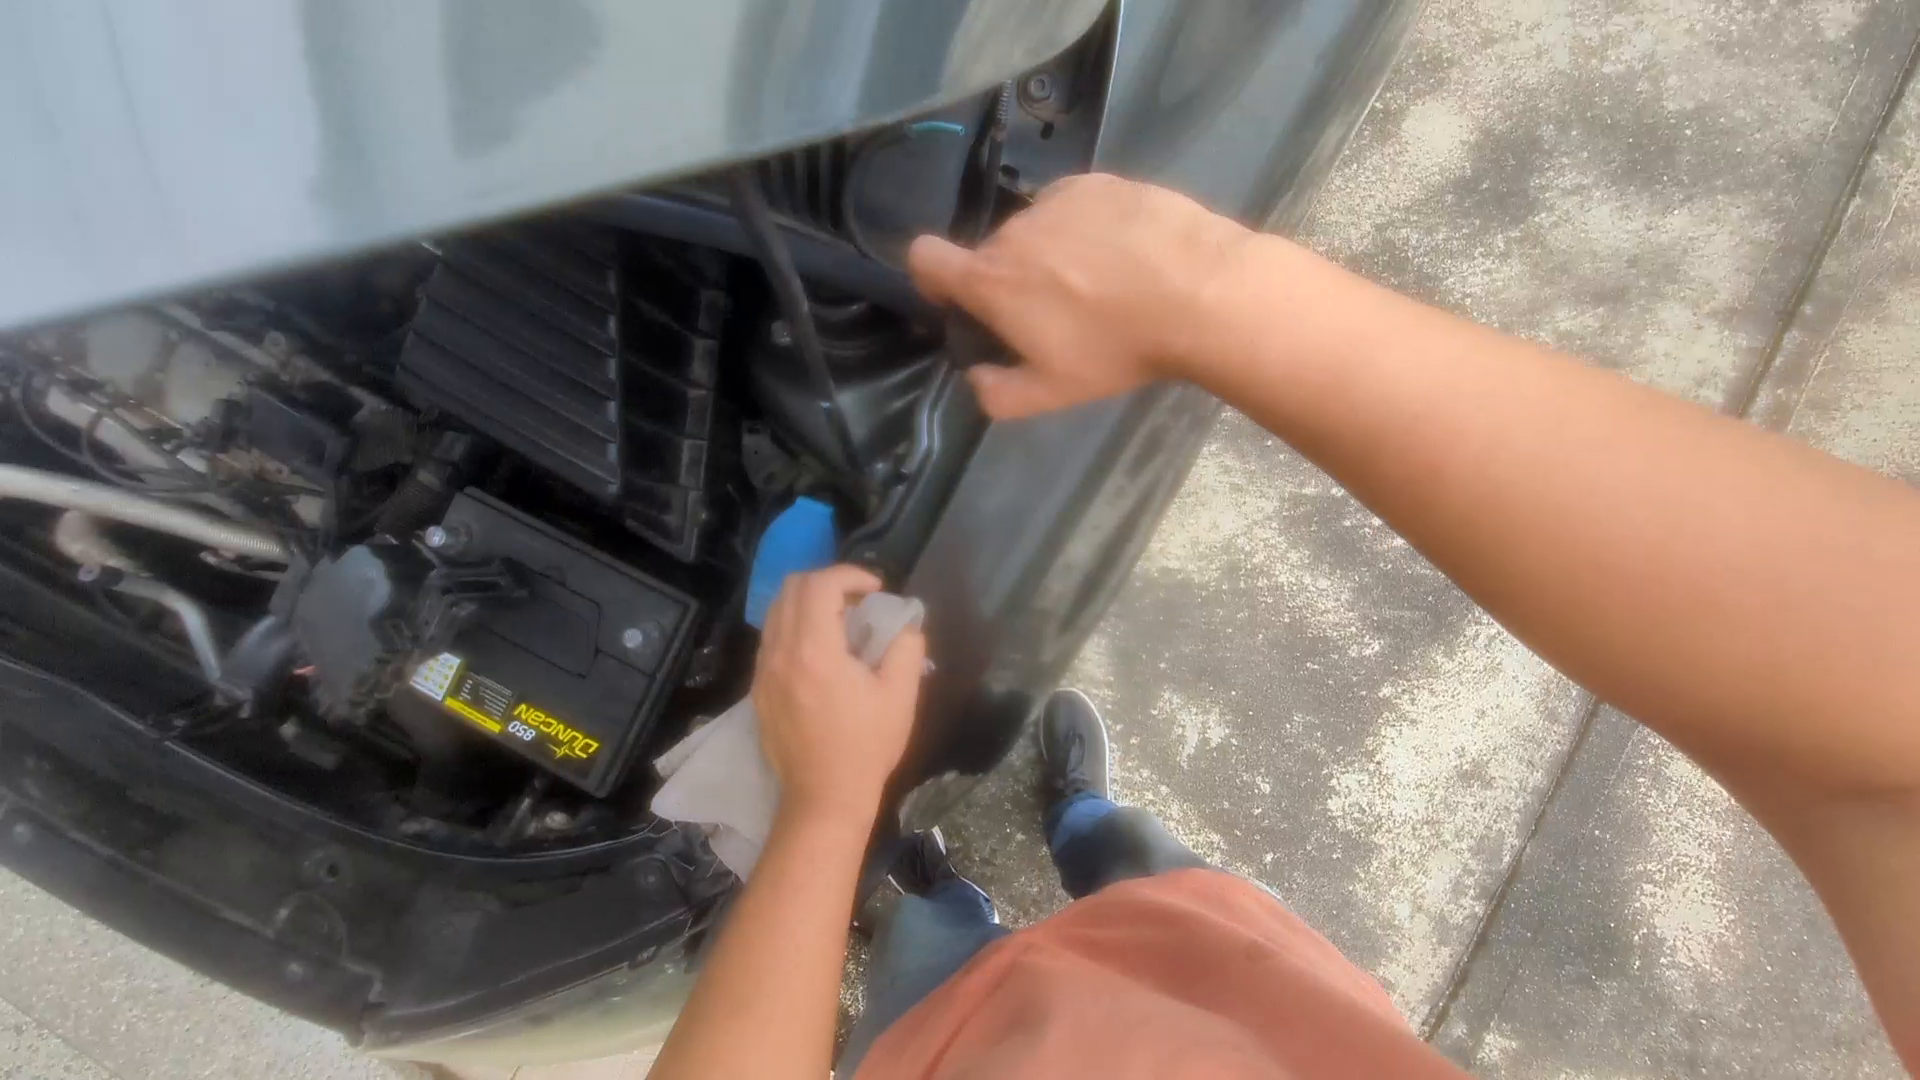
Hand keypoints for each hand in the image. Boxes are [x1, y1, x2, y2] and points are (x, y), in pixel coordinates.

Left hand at [751, 565, 927, 827]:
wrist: (823, 798)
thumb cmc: (866, 747)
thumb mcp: (900, 695)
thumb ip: (906, 647)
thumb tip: (905, 624)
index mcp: (814, 650)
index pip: (820, 585)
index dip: (851, 575)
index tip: (877, 590)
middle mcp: (780, 653)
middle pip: (791, 588)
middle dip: (828, 583)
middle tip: (859, 602)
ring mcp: (763, 672)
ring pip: (776, 611)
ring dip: (808, 604)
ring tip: (840, 624)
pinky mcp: (758, 690)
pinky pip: (771, 639)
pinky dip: (794, 628)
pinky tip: (821, 653)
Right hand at [908, 173, 1255, 418]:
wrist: (1201, 293)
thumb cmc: (1116, 348)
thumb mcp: (1051, 394)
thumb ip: (997, 395)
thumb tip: (977, 378)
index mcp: (991, 280)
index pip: (925, 257)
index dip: (930, 277)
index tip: (957, 300)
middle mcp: (1014, 229)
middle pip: (991, 252)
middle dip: (1008, 281)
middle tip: (1054, 315)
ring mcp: (1059, 199)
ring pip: (1035, 230)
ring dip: (1049, 253)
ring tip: (1099, 283)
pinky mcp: (1102, 182)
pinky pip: (1075, 208)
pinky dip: (1085, 229)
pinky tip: (1124, 253)